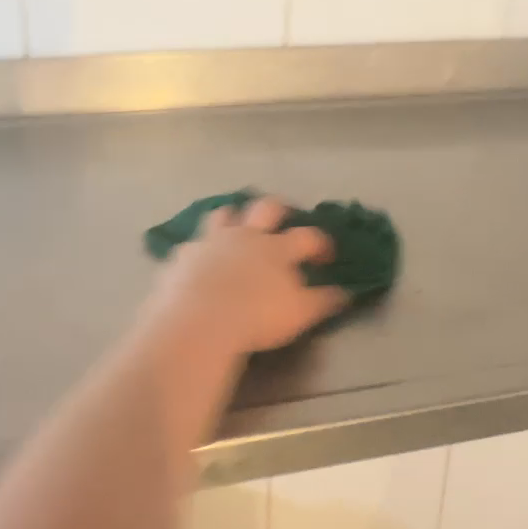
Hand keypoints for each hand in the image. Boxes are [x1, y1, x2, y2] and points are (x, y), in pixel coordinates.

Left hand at [143, 197, 348, 357]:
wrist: (198, 320)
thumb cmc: (256, 316)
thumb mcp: (300, 313)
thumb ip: (323, 301)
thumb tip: (344, 293)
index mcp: (277, 248)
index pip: (307, 236)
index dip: (320, 243)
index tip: (327, 256)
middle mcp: (245, 235)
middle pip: (265, 208)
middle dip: (278, 209)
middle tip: (283, 217)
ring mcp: (211, 241)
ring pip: (223, 215)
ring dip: (233, 217)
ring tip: (236, 226)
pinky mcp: (183, 256)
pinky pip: (192, 244)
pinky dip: (200, 249)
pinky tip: (199, 260)